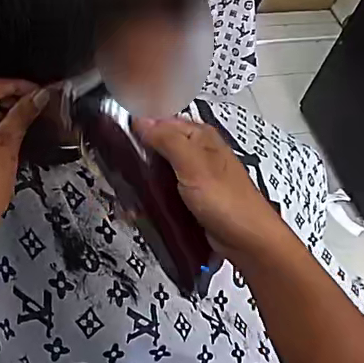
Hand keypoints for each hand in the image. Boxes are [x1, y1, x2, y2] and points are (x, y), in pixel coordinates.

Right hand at [135, 117, 297, 262]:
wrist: (248, 242)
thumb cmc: (232, 203)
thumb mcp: (194, 164)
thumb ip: (167, 140)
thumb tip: (141, 121)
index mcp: (200, 137)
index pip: (161, 121)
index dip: (138, 128)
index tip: (115, 138)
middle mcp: (197, 155)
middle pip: (156, 148)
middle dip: (137, 161)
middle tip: (119, 172)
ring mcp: (194, 179)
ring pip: (158, 174)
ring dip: (142, 185)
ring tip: (128, 198)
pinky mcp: (191, 201)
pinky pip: (165, 196)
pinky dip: (152, 202)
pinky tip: (142, 211)